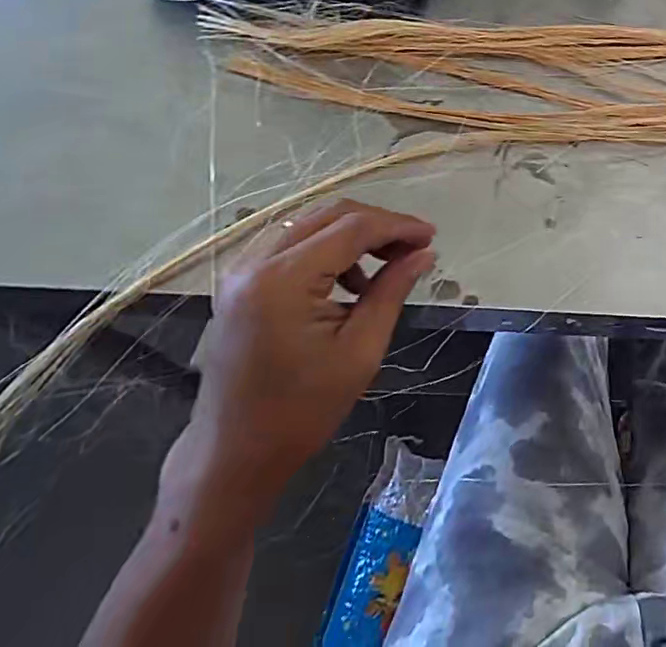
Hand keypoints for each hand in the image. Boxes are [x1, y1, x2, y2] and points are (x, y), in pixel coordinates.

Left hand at [186, 199, 436, 503]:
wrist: (235, 451)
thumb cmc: (302, 412)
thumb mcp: (359, 352)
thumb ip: (391, 292)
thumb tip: (423, 254)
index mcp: (283, 280)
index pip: (350, 228)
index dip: (395, 226)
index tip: (430, 235)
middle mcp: (255, 261)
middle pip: (327, 215)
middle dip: (375, 225)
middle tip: (412, 248)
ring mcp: (240, 267)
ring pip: (306, 223)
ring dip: (348, 235)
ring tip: (381, 271)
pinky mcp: (237, 279)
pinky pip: (286, 243)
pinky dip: (321, 249)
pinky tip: (343, 282)